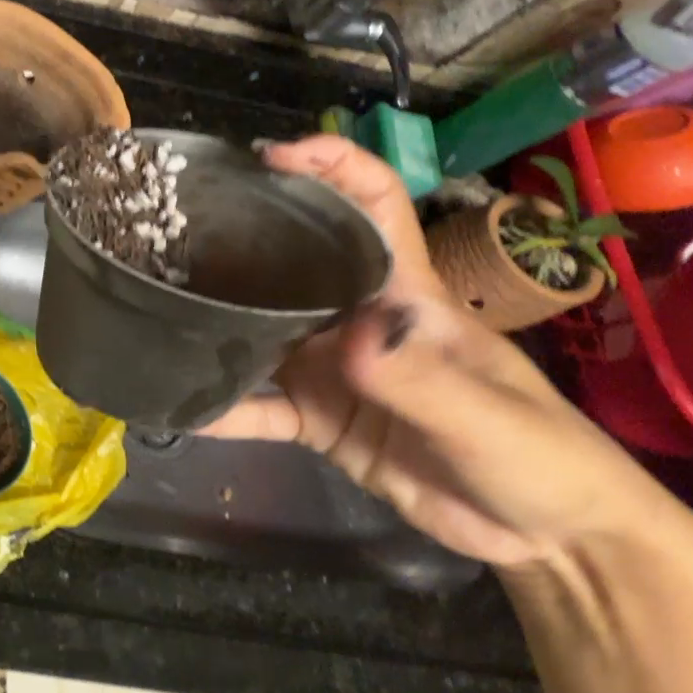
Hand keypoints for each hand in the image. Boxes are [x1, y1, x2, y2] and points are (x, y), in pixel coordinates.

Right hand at [204, 136, 657, 568]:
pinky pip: (251, 410)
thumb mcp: (487, 419)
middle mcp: (353, 322)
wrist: (541, 535)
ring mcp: (329, 371)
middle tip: (166, 236)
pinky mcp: (313, 420)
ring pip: (254, 336)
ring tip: (151, 315)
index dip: (330, 169)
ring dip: (209, 329)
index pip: (373, 209)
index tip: (268, 158)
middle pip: (290, 264)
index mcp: (403, 298)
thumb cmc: (539, 458)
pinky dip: (214, 411)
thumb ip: (420, 379)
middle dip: (237, 242)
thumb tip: (349, 338)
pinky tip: (170, 408)